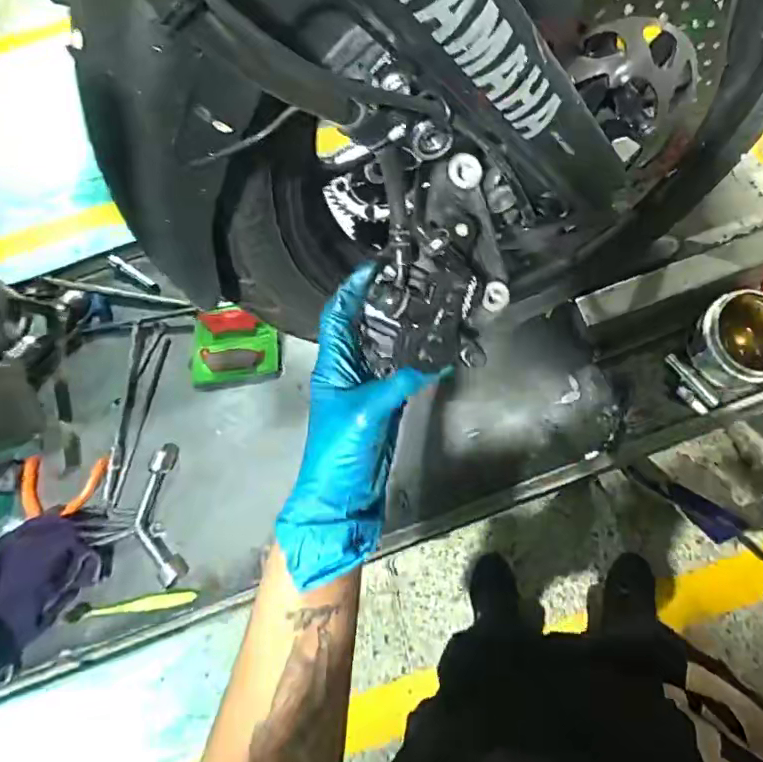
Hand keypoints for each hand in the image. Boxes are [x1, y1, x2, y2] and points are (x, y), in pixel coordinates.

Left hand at [276, 263, 441, 589]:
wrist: (342, 494)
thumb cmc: (339, 452)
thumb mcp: (367, 412)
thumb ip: (398, 383)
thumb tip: (430, 362)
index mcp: (332, 365)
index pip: (337, 315)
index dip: (350, 289)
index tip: (371, 268)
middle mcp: (346, 369)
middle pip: (361, 325)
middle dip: (378, 301)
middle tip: (406, 282)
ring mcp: (365, 385)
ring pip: (381, 346)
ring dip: (397, 328)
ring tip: (421, 306)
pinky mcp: (382, 401)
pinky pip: (397, 371)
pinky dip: (412, 358)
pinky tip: (431, 347)